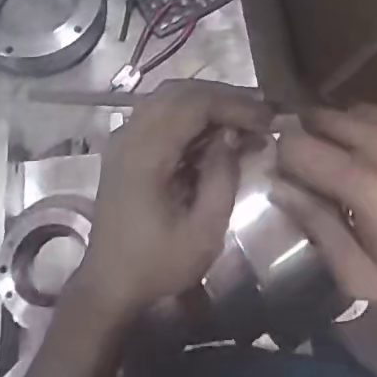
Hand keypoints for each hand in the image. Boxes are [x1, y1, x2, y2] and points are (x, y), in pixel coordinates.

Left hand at [70, 81, 272, 320]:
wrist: (109, 284)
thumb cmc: (157, 265)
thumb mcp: (203, 233)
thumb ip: (222, 178)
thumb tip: (232, 135)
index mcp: (145, 154)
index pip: (193, 104)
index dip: (234, 104)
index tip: (267, 118)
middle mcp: (129, 135)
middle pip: (180, 92)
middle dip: (224, 96)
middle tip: (261, 114)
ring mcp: (122, 139)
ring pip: (168, 97)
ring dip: (207, 101)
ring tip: (243, 118)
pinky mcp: (124, 147)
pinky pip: (159, 112)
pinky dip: (190, 113)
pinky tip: (214, 132)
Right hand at [275, 105, 376, 361]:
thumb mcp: (360, 275)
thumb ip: (315, 225)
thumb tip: (280, 185)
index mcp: (369, 186)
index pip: (300, 146)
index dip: (285, 155)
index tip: (287, 168)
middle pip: (326, 117)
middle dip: (312, 135)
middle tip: (315, 157)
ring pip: (362, 110)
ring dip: (348, 129)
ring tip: (357, 156)